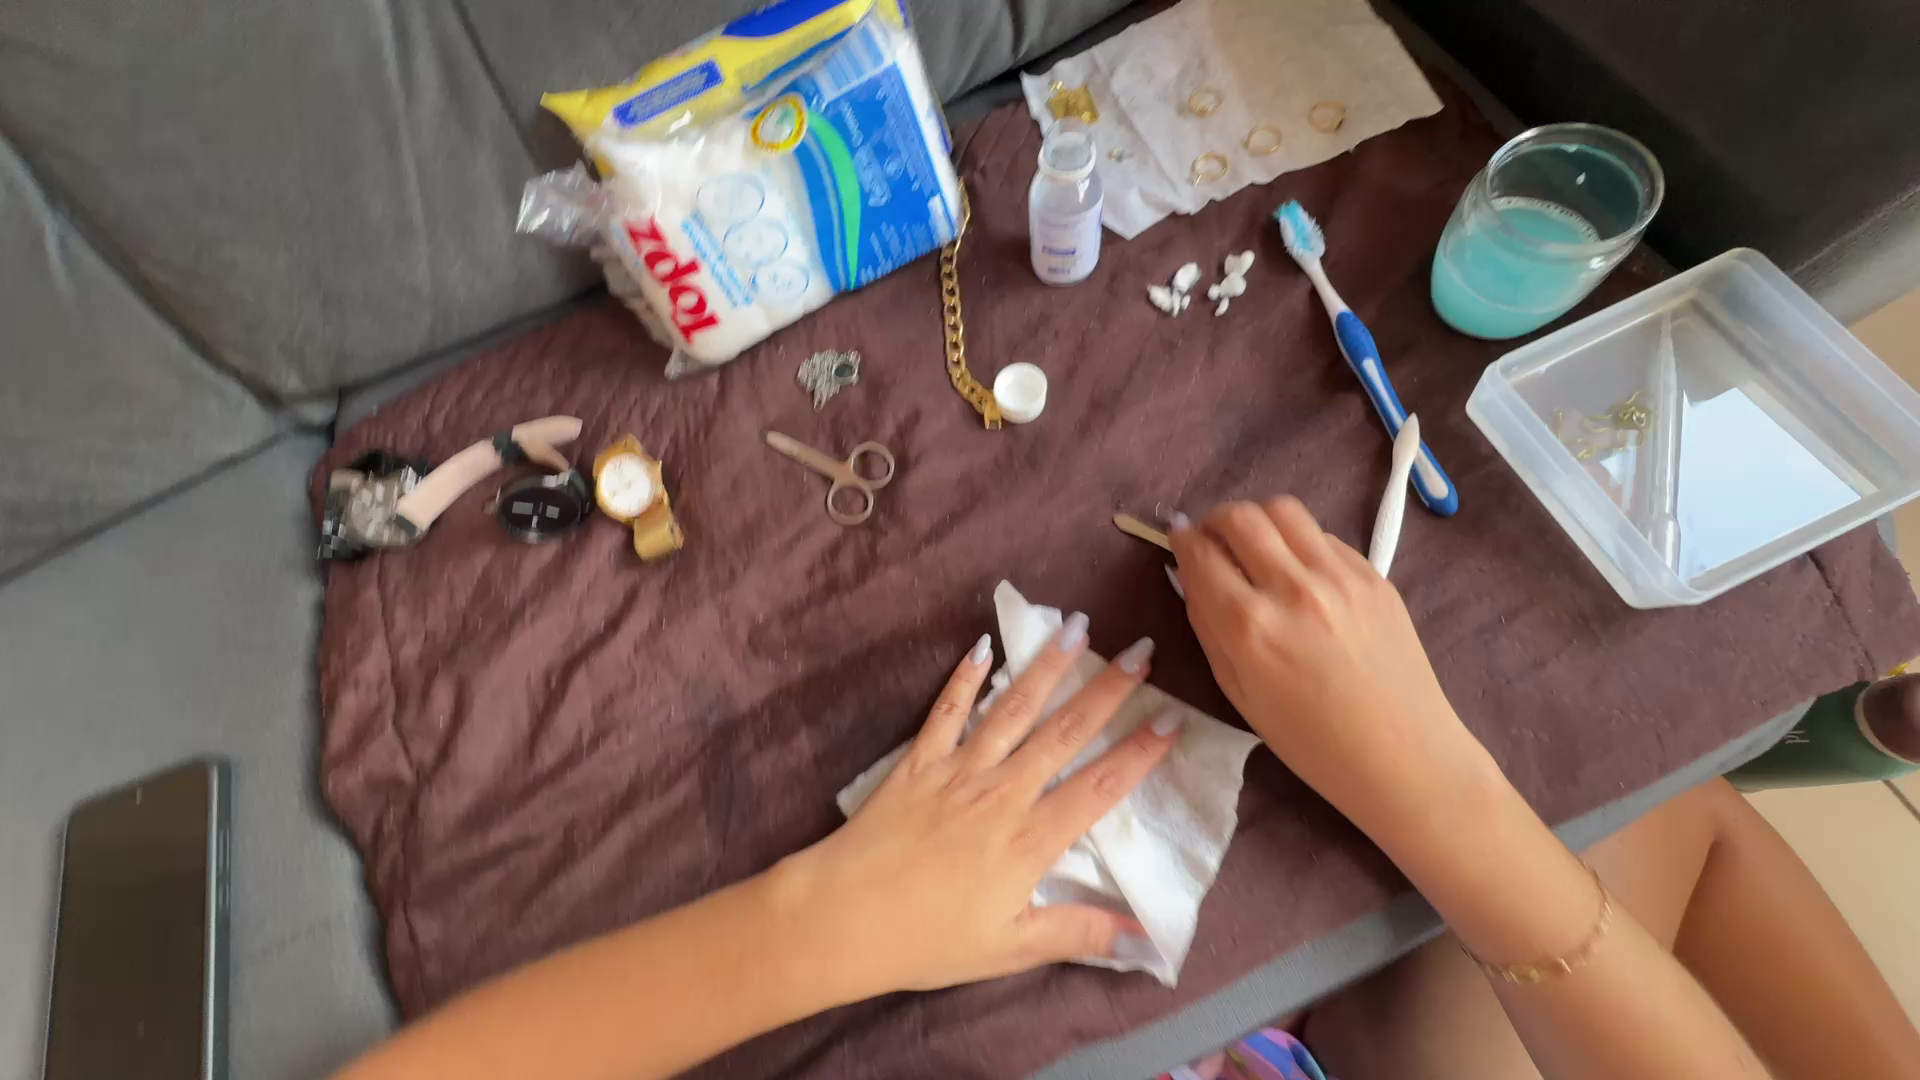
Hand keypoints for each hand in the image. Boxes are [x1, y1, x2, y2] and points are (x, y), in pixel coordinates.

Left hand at [770, 622, 1178, 1000]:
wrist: (843, 918)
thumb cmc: (929, 939)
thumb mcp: (1009, 950)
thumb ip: (1077, 934)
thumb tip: (1144, 938)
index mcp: (1029, 840)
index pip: (1098, 788)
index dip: (1139, 753)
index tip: (1172, 718)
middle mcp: (1001, 792)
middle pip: (1064, 733)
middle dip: (1107, 690)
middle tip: (1140, 650)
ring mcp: (958, 768)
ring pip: (1012, 708)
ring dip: (1047, 666)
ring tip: (1077, 628)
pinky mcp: (919, 758)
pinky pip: (946, 709)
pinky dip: (965, 677)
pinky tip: (982, 646)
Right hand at [1169, 499, 1493, 833]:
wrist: (1403, 757)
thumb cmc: (1308, 739)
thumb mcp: (1236, 690)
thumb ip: (1206, 625)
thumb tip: (1189, 575)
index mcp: (1250, 626)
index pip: (1201, 554)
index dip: (1181, 540)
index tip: (1178, 538)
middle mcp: (1292, 589)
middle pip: (1240, 516)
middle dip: (1215, 519)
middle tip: (1213, 538)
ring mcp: (1340, 577)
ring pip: (1283, 509)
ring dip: (1258, 520)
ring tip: (1256, 545)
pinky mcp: (1374, 576)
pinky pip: (1322, 535)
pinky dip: (1298, 542)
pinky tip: (1300, 571)